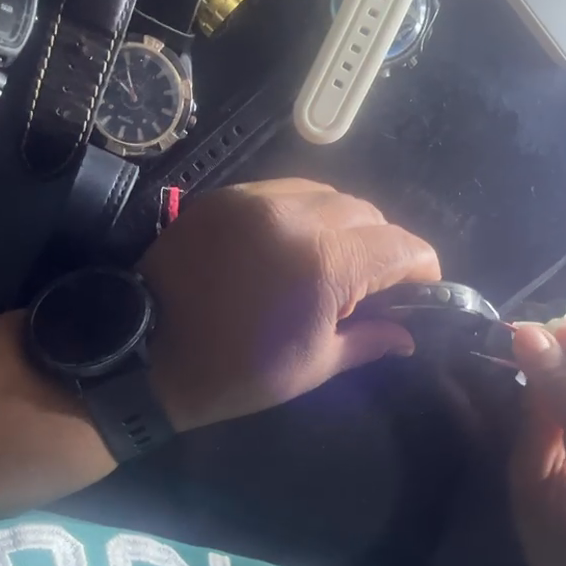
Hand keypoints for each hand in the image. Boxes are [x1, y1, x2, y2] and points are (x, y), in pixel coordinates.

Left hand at [139, 178, 440, 430]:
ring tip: (327, 264)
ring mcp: (256, 198)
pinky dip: (301, 214)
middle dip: (380, 249)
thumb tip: (407, 334)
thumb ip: (368, 339)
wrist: (144, 355)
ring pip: (328, 195)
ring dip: (343, 226)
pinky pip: (284, 191)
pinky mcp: (225, 196)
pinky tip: (289, 246)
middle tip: (366, 288)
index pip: (403, 247)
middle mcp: (297, 214)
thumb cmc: (233, 373)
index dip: (422, 271)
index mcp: (326, 262)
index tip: (418, 294)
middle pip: (369, 214)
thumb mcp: (311, 366)